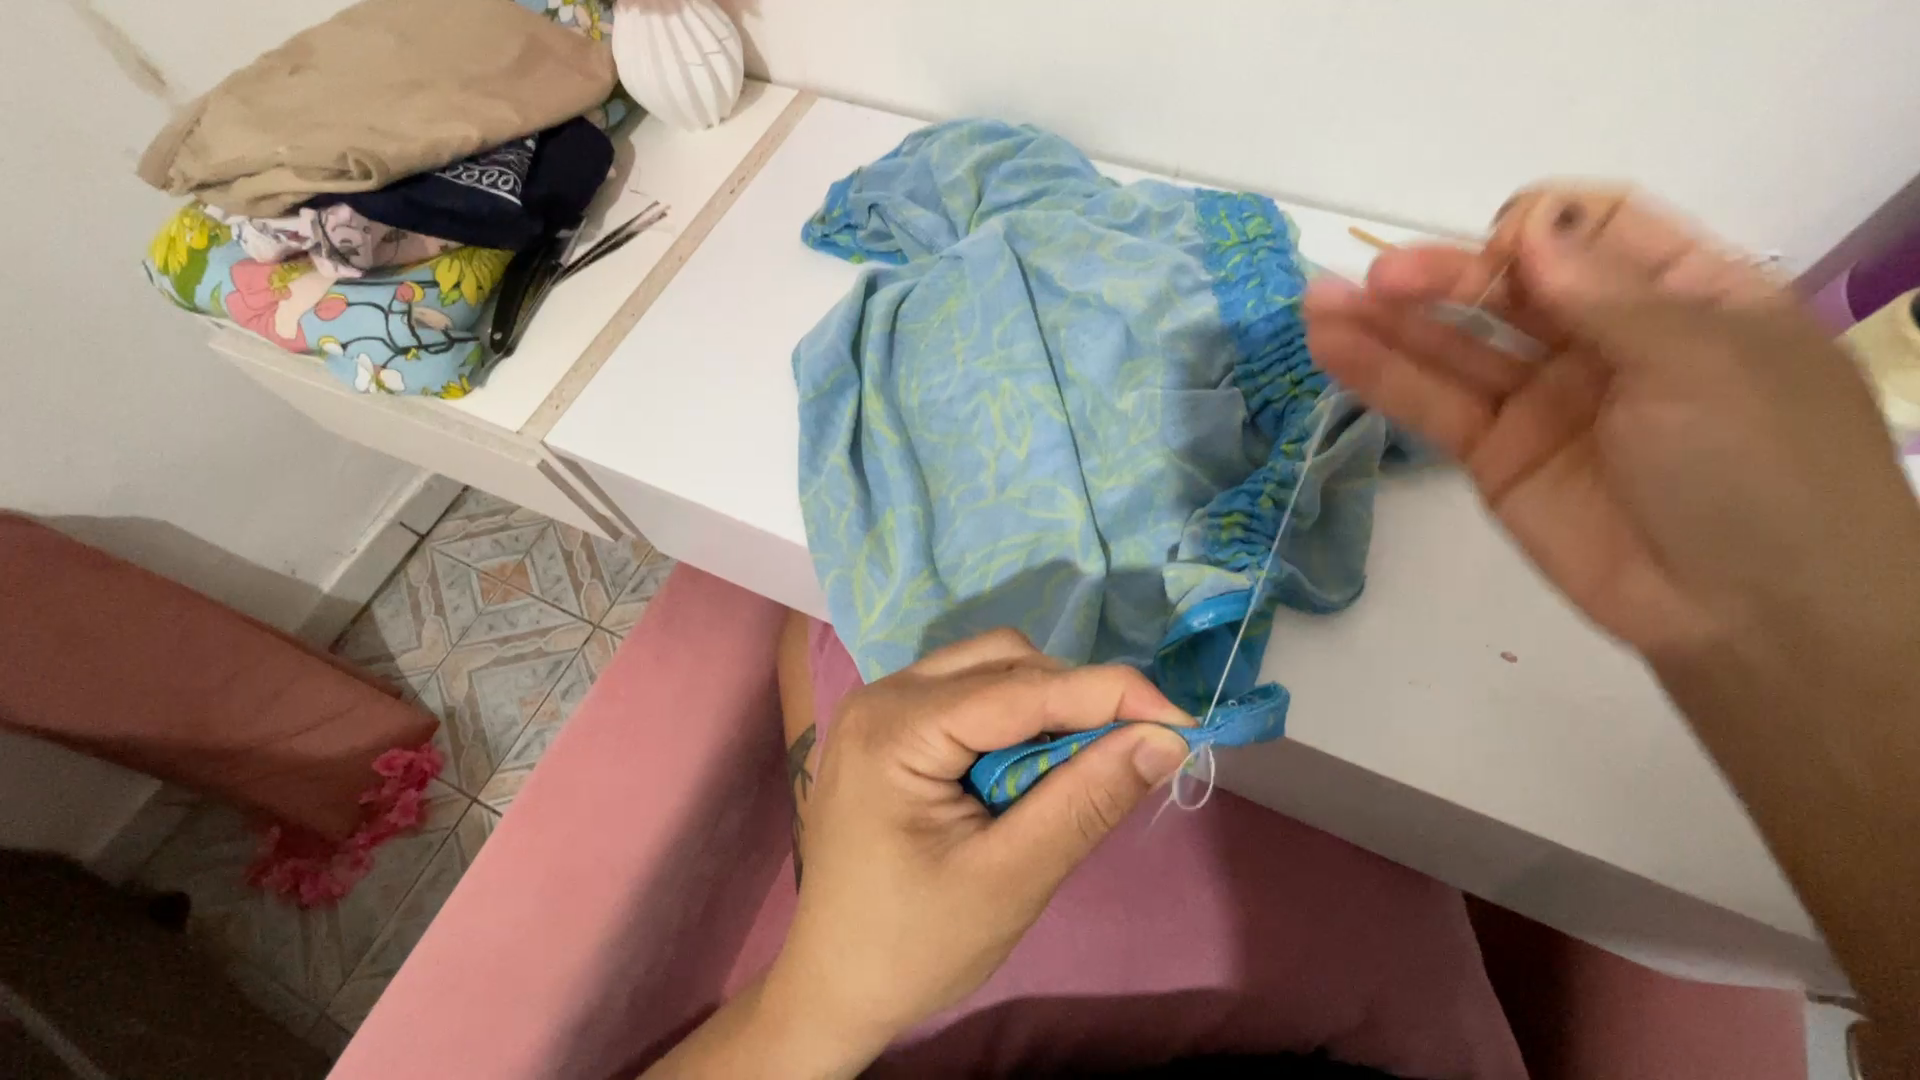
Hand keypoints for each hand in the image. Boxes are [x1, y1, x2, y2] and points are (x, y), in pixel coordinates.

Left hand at [758, 629, 1192, 1071]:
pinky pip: (969, 694)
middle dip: (1074, 697)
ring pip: (990, 669)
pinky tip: (1033, 767)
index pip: (1020, 687)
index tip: (1182, 718)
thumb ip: (1086, 802)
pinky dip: (1016, 719)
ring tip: (1077, 767)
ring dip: (1047, 706)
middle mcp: (882, 695)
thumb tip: (1163, 738)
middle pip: (1003, 661)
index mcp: (894, 729)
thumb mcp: (1010, 879)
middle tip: (1128, 751)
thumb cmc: (914, 944)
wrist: (833, 985)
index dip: (1108, 693)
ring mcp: (880, 706)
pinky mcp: (891, 725)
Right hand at [1302, 186, 1919, 659]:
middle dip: (1437, 278)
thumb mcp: (1704, 359)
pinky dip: (1379, 377)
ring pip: (1451, 348)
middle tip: (1374, 280)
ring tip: (1318, 304)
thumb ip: (1606, 294)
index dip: (1533, 231)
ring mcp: (1539, 400)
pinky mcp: (1491, 455)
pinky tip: (1331, 348)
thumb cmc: (1760, 467)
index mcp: (1678, 296)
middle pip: (1503, 289)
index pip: (1590, 232)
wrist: (1745, 611)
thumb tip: (1526, 227)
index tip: (1499, 250)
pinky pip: (1431, 406)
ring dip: (1383, 323)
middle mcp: (1600, 340)